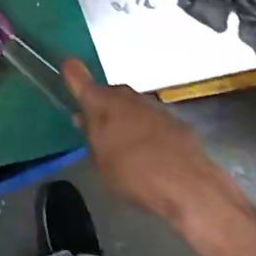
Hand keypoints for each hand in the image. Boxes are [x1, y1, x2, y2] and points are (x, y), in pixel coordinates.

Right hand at [62, 59, 246, 235]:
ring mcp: (151, 104)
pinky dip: (147, 132)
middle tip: (98, 134)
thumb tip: (83, 118)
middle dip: (101, 109)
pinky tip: (151, 157)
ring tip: (126, 151)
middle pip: (106, 94)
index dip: (70, 73)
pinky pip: (150, 121)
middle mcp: (125, 95)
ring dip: (125, 121)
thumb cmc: (133, 173)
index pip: (77, 75)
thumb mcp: (100, 161)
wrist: (188, 184)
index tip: (66, 72)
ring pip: (130, 107)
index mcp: (100, 102)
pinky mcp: (173, 119)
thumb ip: (90, 135)